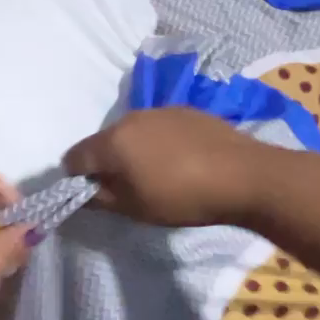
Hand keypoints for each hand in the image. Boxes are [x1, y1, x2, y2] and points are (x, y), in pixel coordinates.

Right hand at [63, 108, 288, 226]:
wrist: (246, 176)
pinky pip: (156, 127)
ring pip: (130, 132)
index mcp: (111, 141)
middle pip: (102, 142)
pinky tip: (179, 161)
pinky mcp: (185, 111)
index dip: (75, 178)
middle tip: (125, 187)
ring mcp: (159, 111)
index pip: (74, 157)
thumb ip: (100, 198)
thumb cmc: (182, 197)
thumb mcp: (134, 208)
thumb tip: (83, 192)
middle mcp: (130, 118)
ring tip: (155, 174)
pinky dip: (156, 143)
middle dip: (105, 162)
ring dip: (131, 151)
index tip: (92, 194)